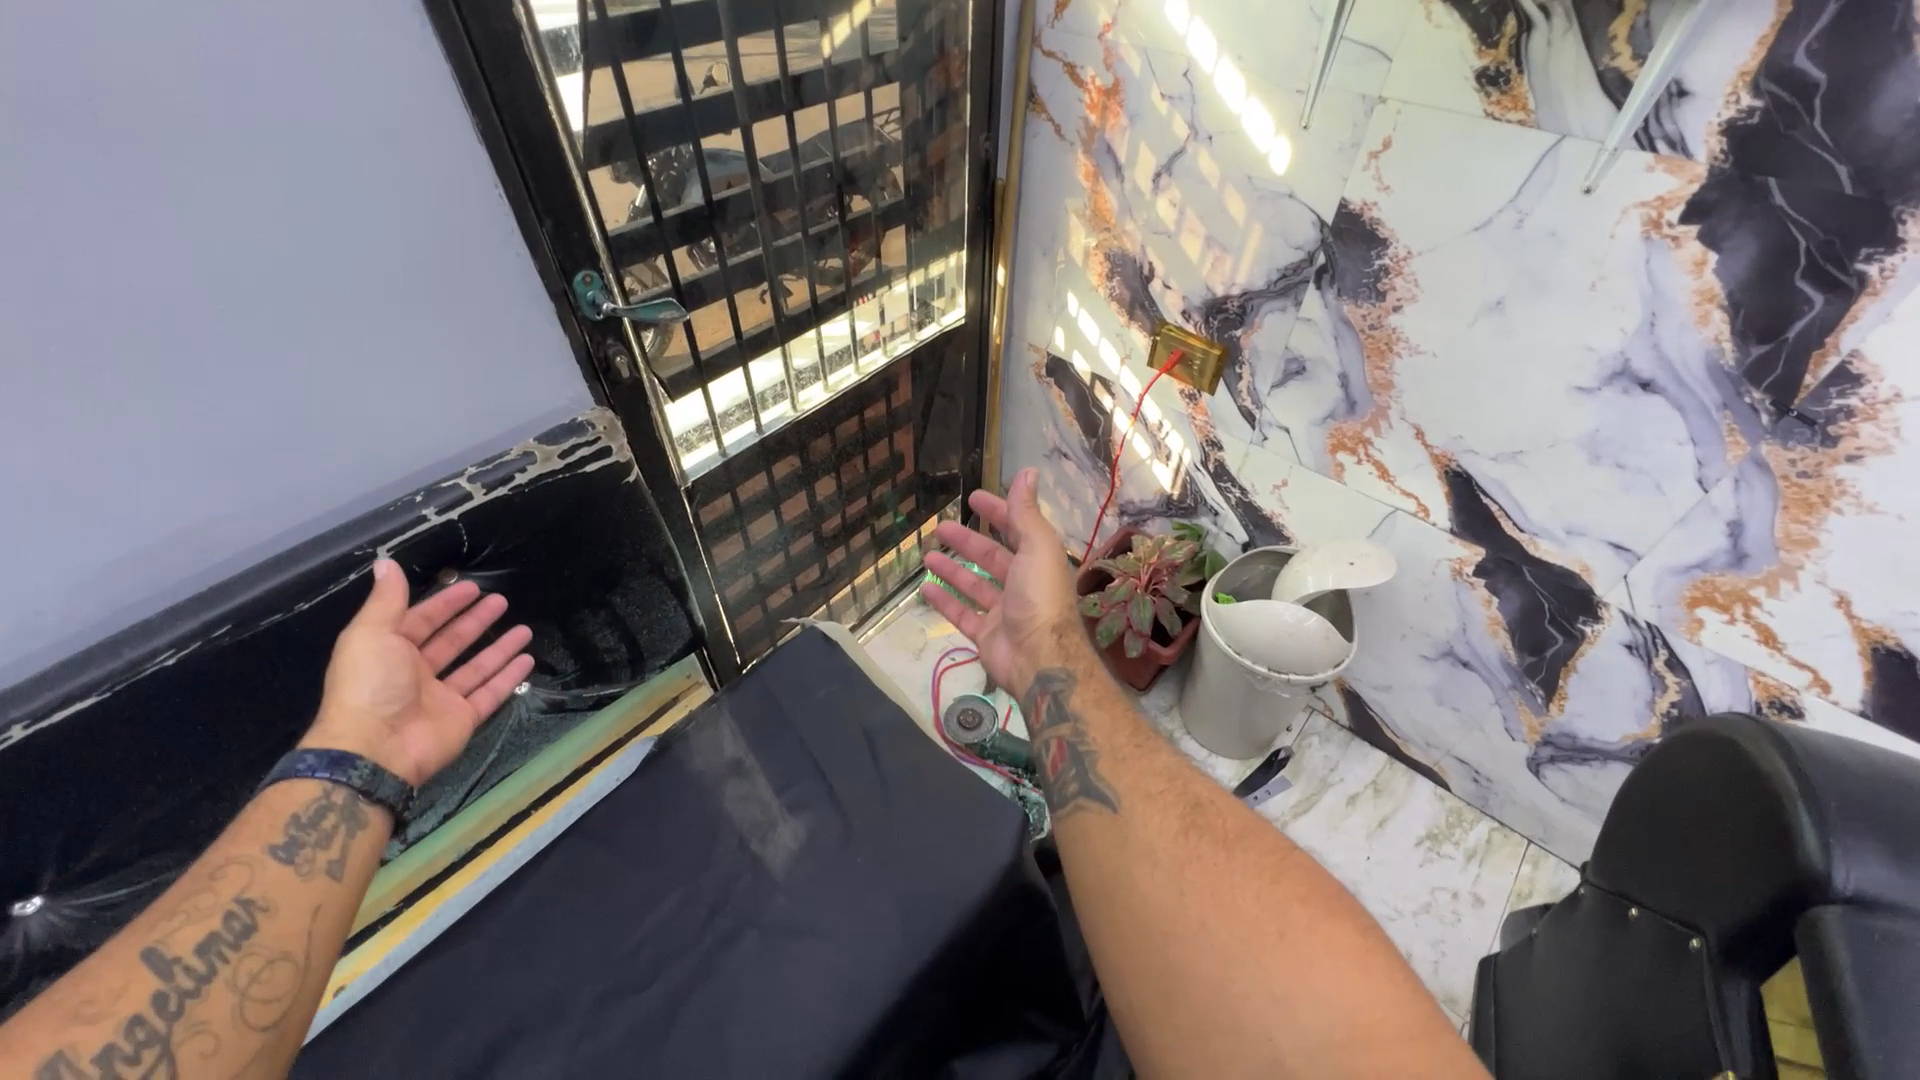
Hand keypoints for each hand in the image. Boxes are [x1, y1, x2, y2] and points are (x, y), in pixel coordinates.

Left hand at [302, 559, 536, 786]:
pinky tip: (527, 661)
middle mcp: (415, 673)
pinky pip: (490, 693)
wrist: (376, 749)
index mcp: (389, 652)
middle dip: (475, 621)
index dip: (445, 603)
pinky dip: (509, 677)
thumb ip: (386, 600)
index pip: (422, 621)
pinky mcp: (462, 718)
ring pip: (476, 667)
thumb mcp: (370, 634)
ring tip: (525, 629)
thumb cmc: (370, 685)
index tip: (472, 587)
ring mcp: (441, 698)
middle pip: (452, 642)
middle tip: (501, 601)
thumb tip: (386, 563)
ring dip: (499, 647)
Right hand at [922, 468, 1088, 693]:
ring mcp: (1004, 611)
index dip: (998, 512)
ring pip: (974, 585)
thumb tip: (1029, 471)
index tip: (974, 498)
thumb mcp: (1037, 547)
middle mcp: (1023, 583)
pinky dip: (945, 601)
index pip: (1017, 529)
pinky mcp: (987, 635)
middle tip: (941, 526)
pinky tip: (925, 588)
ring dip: (952, 569)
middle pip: (992, 557)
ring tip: (927, 555)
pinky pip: (962, 614)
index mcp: (1039, 560)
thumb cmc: (1040, 598)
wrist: (1040, 659)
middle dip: (968, 541)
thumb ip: (1026, 512)